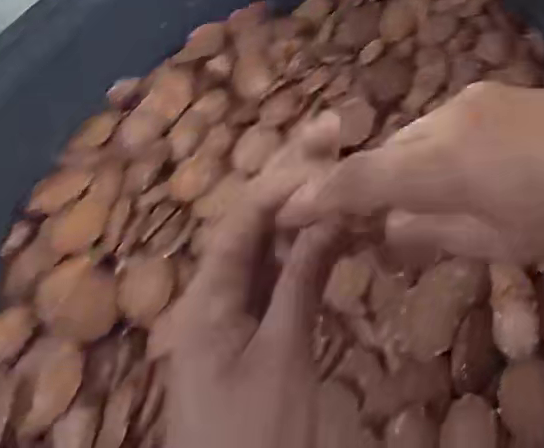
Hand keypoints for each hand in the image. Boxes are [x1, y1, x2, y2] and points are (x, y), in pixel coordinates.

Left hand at [164, 116, 341, 447]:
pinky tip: (336, 219)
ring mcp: (238, 311)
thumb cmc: (254, 434)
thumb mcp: (282, 354)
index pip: (243, 219)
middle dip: (290, 173)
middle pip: (254, 220)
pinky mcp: (260, 328)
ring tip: (338, 157)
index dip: (283, 178)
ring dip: (304, 201)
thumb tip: (330, 209)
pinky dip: (311, 241)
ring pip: (271, 241)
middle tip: (329, 126)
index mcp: (205, 300)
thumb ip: (303, 278)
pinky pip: (284, 270)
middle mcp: (216, 295)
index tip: (327, 147)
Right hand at [281, 83, 543, 262]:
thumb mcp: (495, 241)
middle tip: (362, 220)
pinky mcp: (496, 88)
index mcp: (439, 162)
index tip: (289, 208)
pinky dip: (435, 147)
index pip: (361, 178)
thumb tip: (384, 230)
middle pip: (387, 153)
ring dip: (406, 165)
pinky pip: (445, 120)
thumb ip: (430, 234)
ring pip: (416, 134)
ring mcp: (473, 96)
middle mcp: (445, 118)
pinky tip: (462, 168)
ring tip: (422, 200)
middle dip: (367, 184)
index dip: (319, 195)